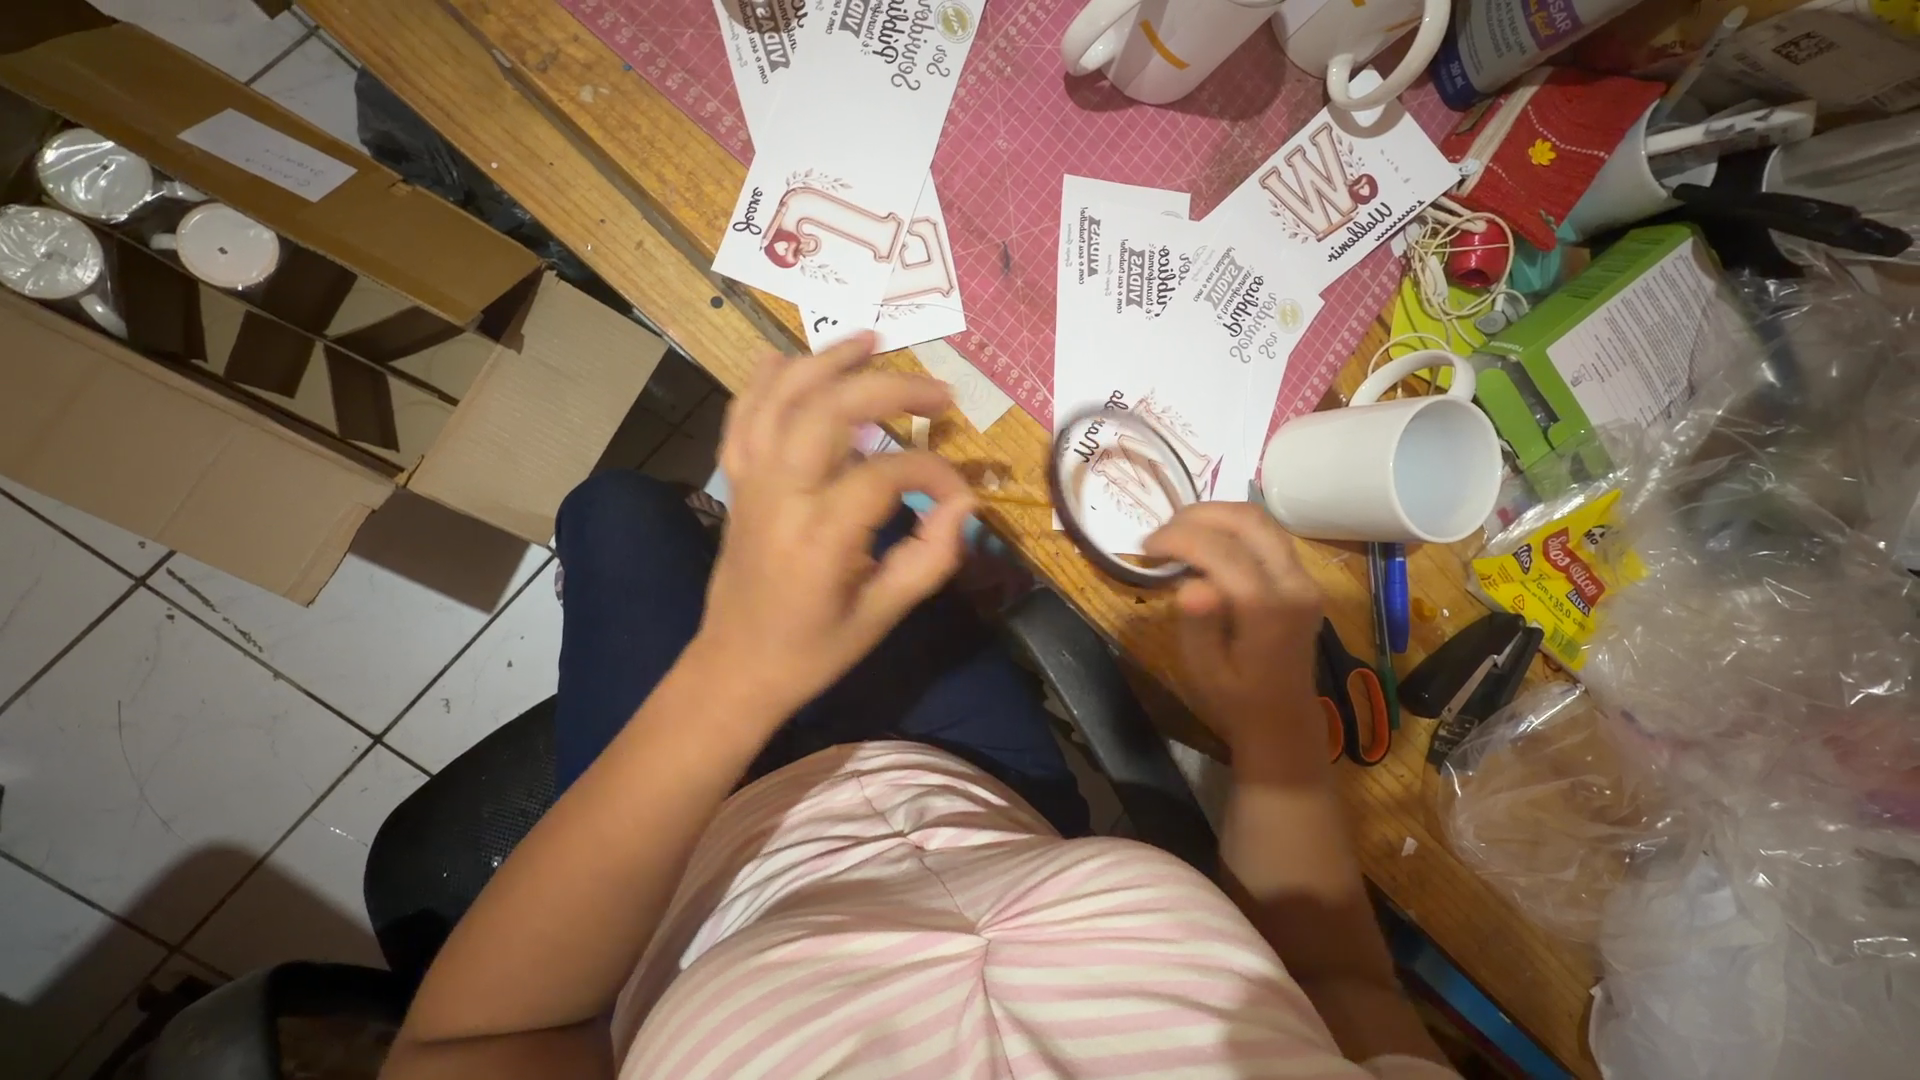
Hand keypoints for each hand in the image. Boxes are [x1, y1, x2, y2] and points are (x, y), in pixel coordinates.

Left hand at [695, 332, 975, 716]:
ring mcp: (751, 482)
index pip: (887, 474)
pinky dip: (764, 380)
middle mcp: (780, 495)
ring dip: (826, 361)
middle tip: (939, 390)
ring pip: (781, 398)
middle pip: (829, 410)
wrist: (736, 667)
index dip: (934, 473)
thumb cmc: (814, 649)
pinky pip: (742, 416)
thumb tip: (966, 505)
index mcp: (820, 536)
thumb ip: (929, 558)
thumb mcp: (883, 616)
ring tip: (871, 339)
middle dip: (889, 387)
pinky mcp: (736, 482)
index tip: (960, 494)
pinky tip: (787, 357)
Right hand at [1144, 503, 1323, 751]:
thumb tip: (1191, 585)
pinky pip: (1267, 534)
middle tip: (1161, 533)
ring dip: (1215, 516)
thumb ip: (1199, 624)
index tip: (1145, 546)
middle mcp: (1295, 585)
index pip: (1222, 551)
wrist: (1283, 720)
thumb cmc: (1233, 699)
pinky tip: (1204, 544)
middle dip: (1198, 515)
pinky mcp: (1303, 577)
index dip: (1179, 538)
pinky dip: (1230, 528)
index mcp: (1269, 611)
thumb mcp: (1203, 670)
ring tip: (1178, 533)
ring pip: (1261, 520)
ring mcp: (1305, 578)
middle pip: (1249, 520)